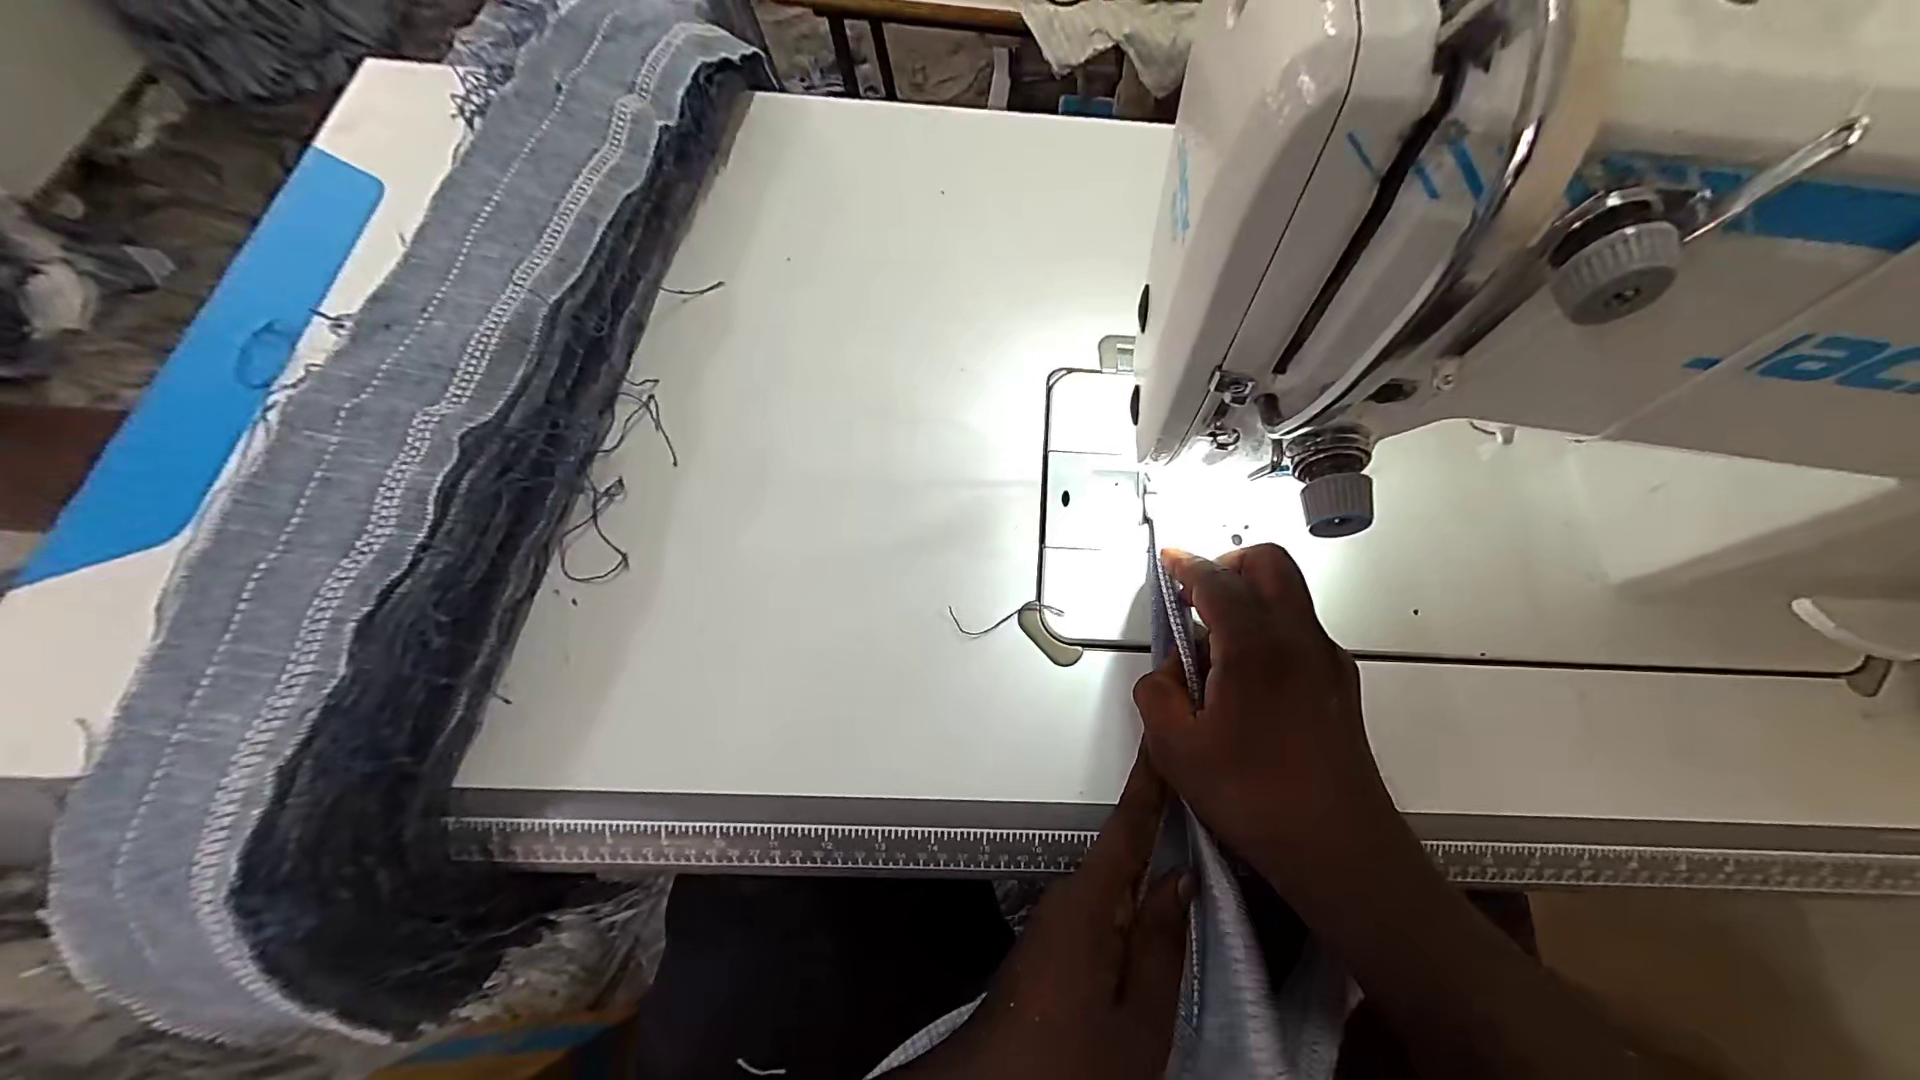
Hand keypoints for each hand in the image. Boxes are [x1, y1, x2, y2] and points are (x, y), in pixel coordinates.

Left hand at [894, 752, 1190, 1079]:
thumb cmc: (1072, 1060)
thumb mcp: (1137, 1018)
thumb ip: (1160, 943)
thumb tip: (1178, 879)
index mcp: (1089, 903)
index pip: (1127, 827)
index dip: (1147, 781)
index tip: (1159, 735)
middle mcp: (1069, 897)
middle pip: (1122, 847)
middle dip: (1157, 816)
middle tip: (1195, 786)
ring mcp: (1059, 916)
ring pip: (1114, 876)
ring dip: (1147, 855)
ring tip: (1187, 833)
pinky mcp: (1055, 937)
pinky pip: (1102, 900)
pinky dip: (1132, 889)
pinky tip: (1155, 894)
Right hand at [1132, 544, 1411, 903]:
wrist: (1341, 851)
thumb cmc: (1258, 800)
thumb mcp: (1176, 749)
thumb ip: (1156, 693)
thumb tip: (1168, 673)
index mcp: (1257, 648)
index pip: (1218, 580)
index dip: (1186, 564)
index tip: (1169, 561)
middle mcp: (1300, 642)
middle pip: (1270, 565)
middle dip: (1227, 565)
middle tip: (1194, 592)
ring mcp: (1326, 662)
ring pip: (1287, 597)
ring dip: (1246, 599)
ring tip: (1210, 650)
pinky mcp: (1338, 685)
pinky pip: (1297, 632)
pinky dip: (1265, 630)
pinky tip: (1240, 681)